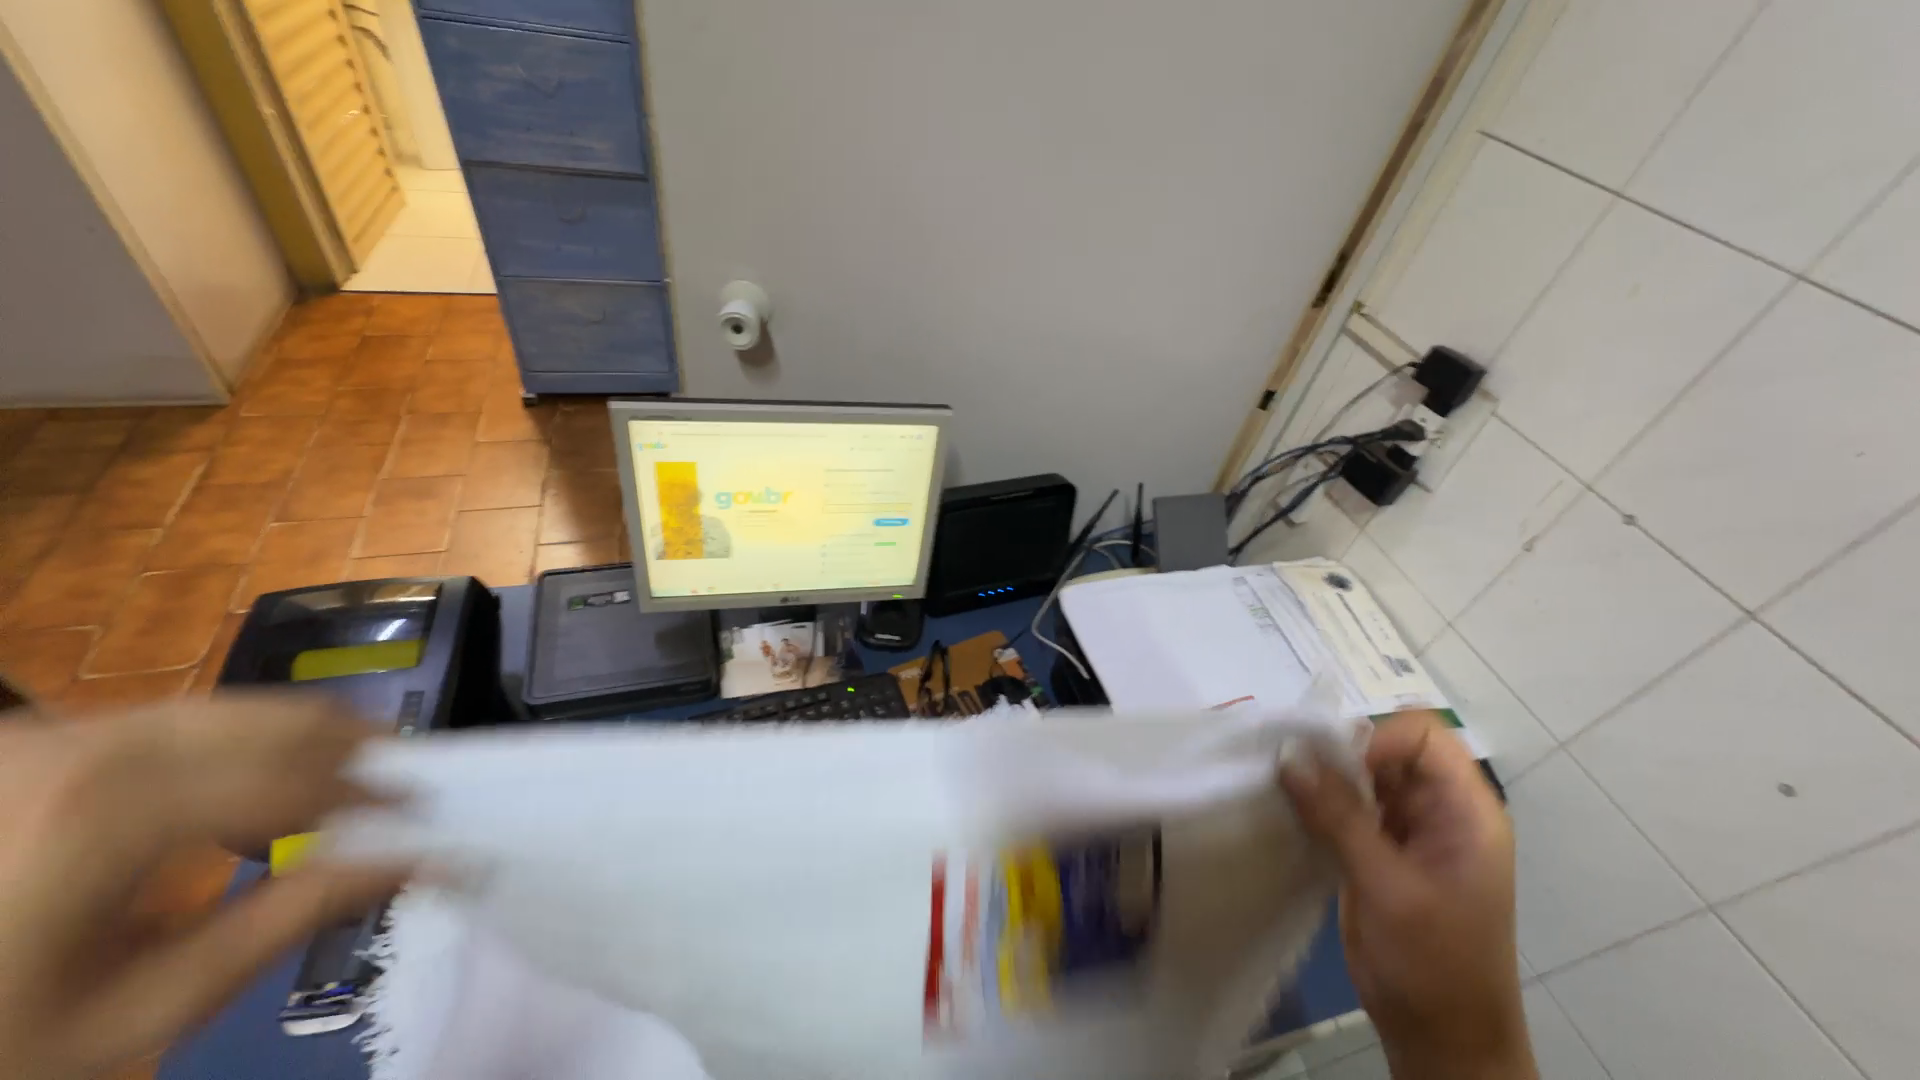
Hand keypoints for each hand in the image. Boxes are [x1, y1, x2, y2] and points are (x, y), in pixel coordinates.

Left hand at [0, 695, 412, 1079]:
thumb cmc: (5, 1033)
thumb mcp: (152, 1005)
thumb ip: (296, 917)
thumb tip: (422, 858)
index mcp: (112, 814)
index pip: (296, 777)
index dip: (375, 792)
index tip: (427, 811)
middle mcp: (88, 747)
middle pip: (274, 719)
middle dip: (355, 749)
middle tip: (399, 788)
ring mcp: (57, 734)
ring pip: (236, 709)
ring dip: (307, 745)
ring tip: (342, 791)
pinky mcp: (45, 737)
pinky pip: (185, 721)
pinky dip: (248, 746)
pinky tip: (257, 794)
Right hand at [1281, 711, 1535, 1079]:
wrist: (1440, 1039)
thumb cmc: (1434, 965)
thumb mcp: (1389, 887)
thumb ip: (1340, 817)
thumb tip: (1289, 755)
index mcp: (1466, 812)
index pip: (1425, 736)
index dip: (1379, 737)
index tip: (1333, 766)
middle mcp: (1439, 811)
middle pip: (1389, 749)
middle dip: (1341, 752)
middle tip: (1292, 769)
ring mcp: (1407, 831)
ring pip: (1362, 776)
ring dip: (1323, 776)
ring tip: (1282, 785)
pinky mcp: (1376, 851)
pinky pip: (1346, 806)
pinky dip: (1316, 802)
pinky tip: (1288, 808)